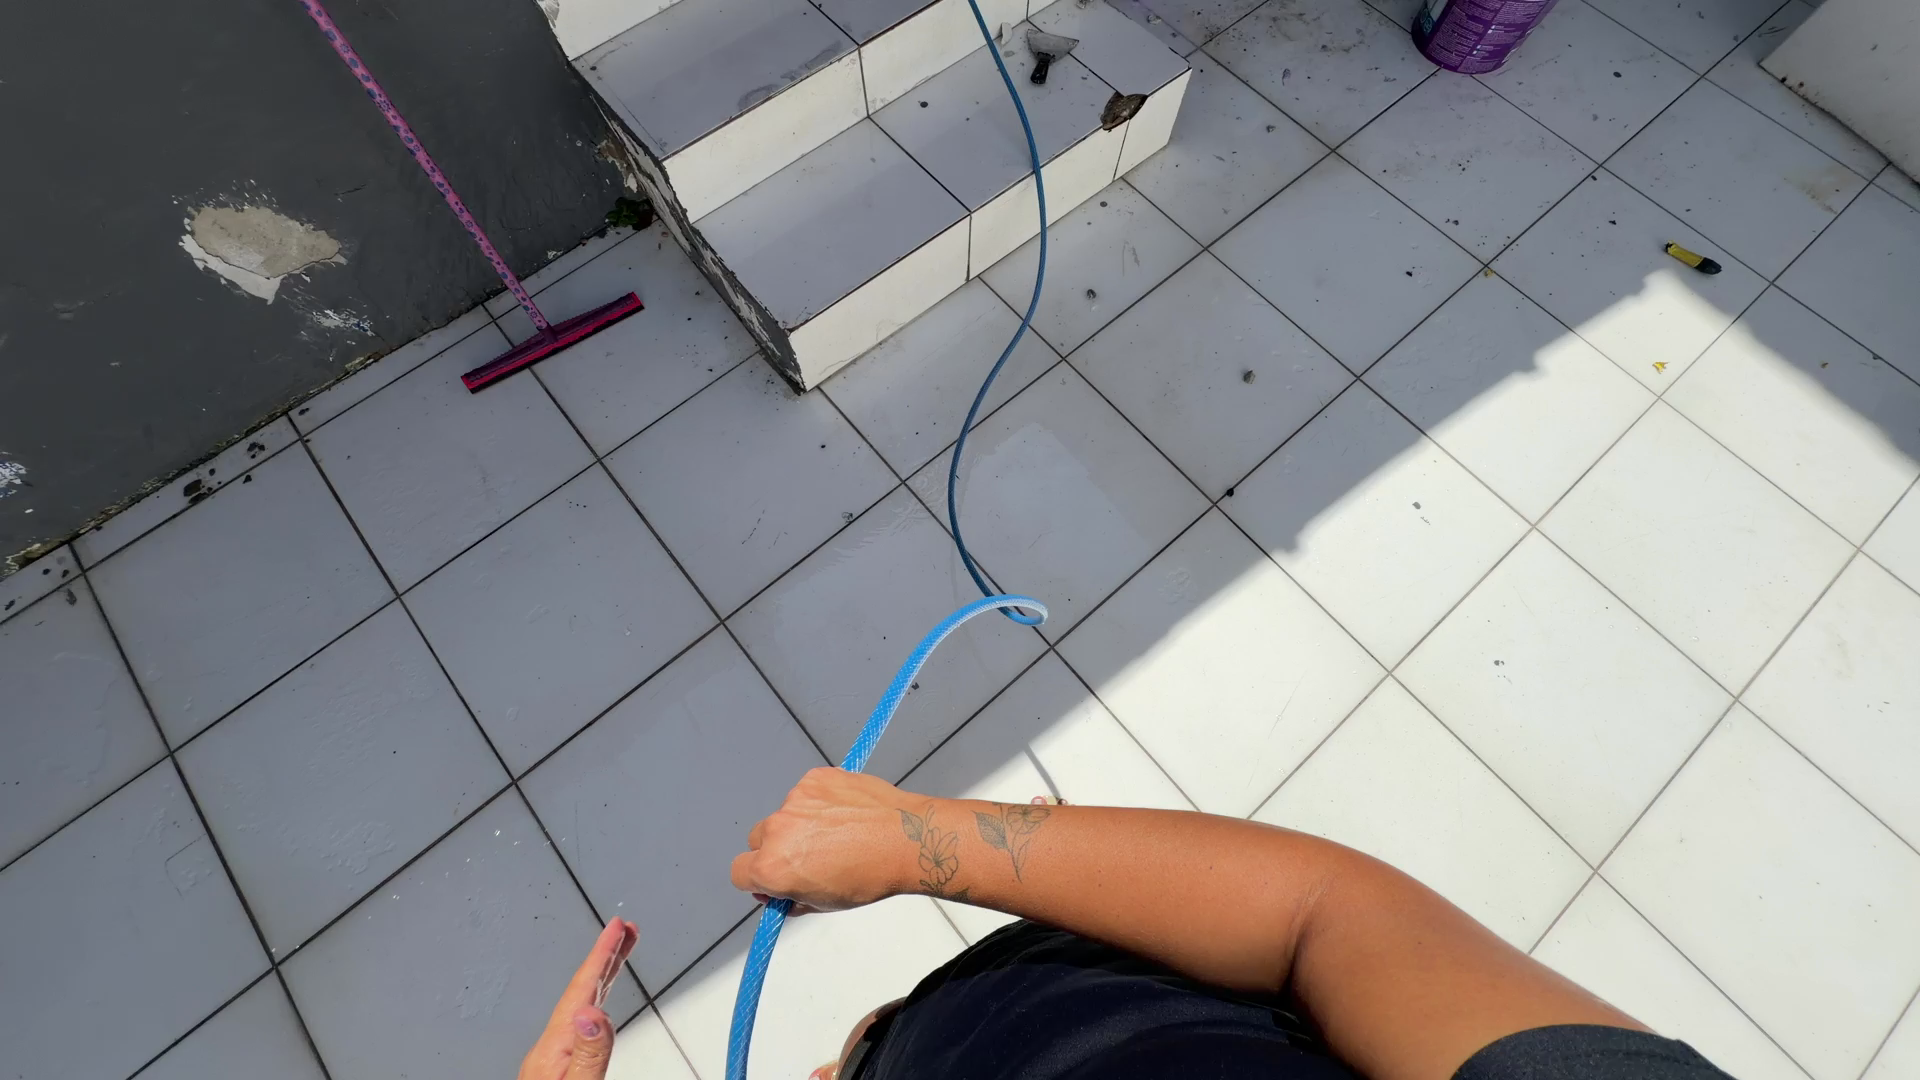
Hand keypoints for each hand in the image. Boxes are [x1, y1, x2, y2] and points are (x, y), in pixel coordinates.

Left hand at [518, 918, 638, 1079]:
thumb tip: (592, 1012)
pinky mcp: (555, 1074)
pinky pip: (578, 1023)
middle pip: (581, 992)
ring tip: (619, 953)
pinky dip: (594, 1001)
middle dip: (605, 957)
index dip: (602, 956)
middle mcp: (549, 1051)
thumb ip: (587, 1059)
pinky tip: (599, 1003)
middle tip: (625, 928)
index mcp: (552, 1052)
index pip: (581, 992)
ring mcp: (550, 1063)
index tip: (617, 926)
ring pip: (580, 1006)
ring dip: (602, 976)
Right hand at [731, 768, 918, 910]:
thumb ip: (790, 898)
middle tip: (811, 853)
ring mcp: (796, 798)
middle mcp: (776, 829)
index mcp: (772, 866)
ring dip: (802, 821)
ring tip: (839, 829)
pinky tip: (845, 809)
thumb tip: (780, 892)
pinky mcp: (816, 777)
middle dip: (777, 847)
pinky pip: (808, 791)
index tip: (778, 878)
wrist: (902, 839)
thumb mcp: (823, 904)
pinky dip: (820, 800)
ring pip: (787, 813)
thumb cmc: (867, 878)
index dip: (757, 878)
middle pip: (759, 839)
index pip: (739, 872)